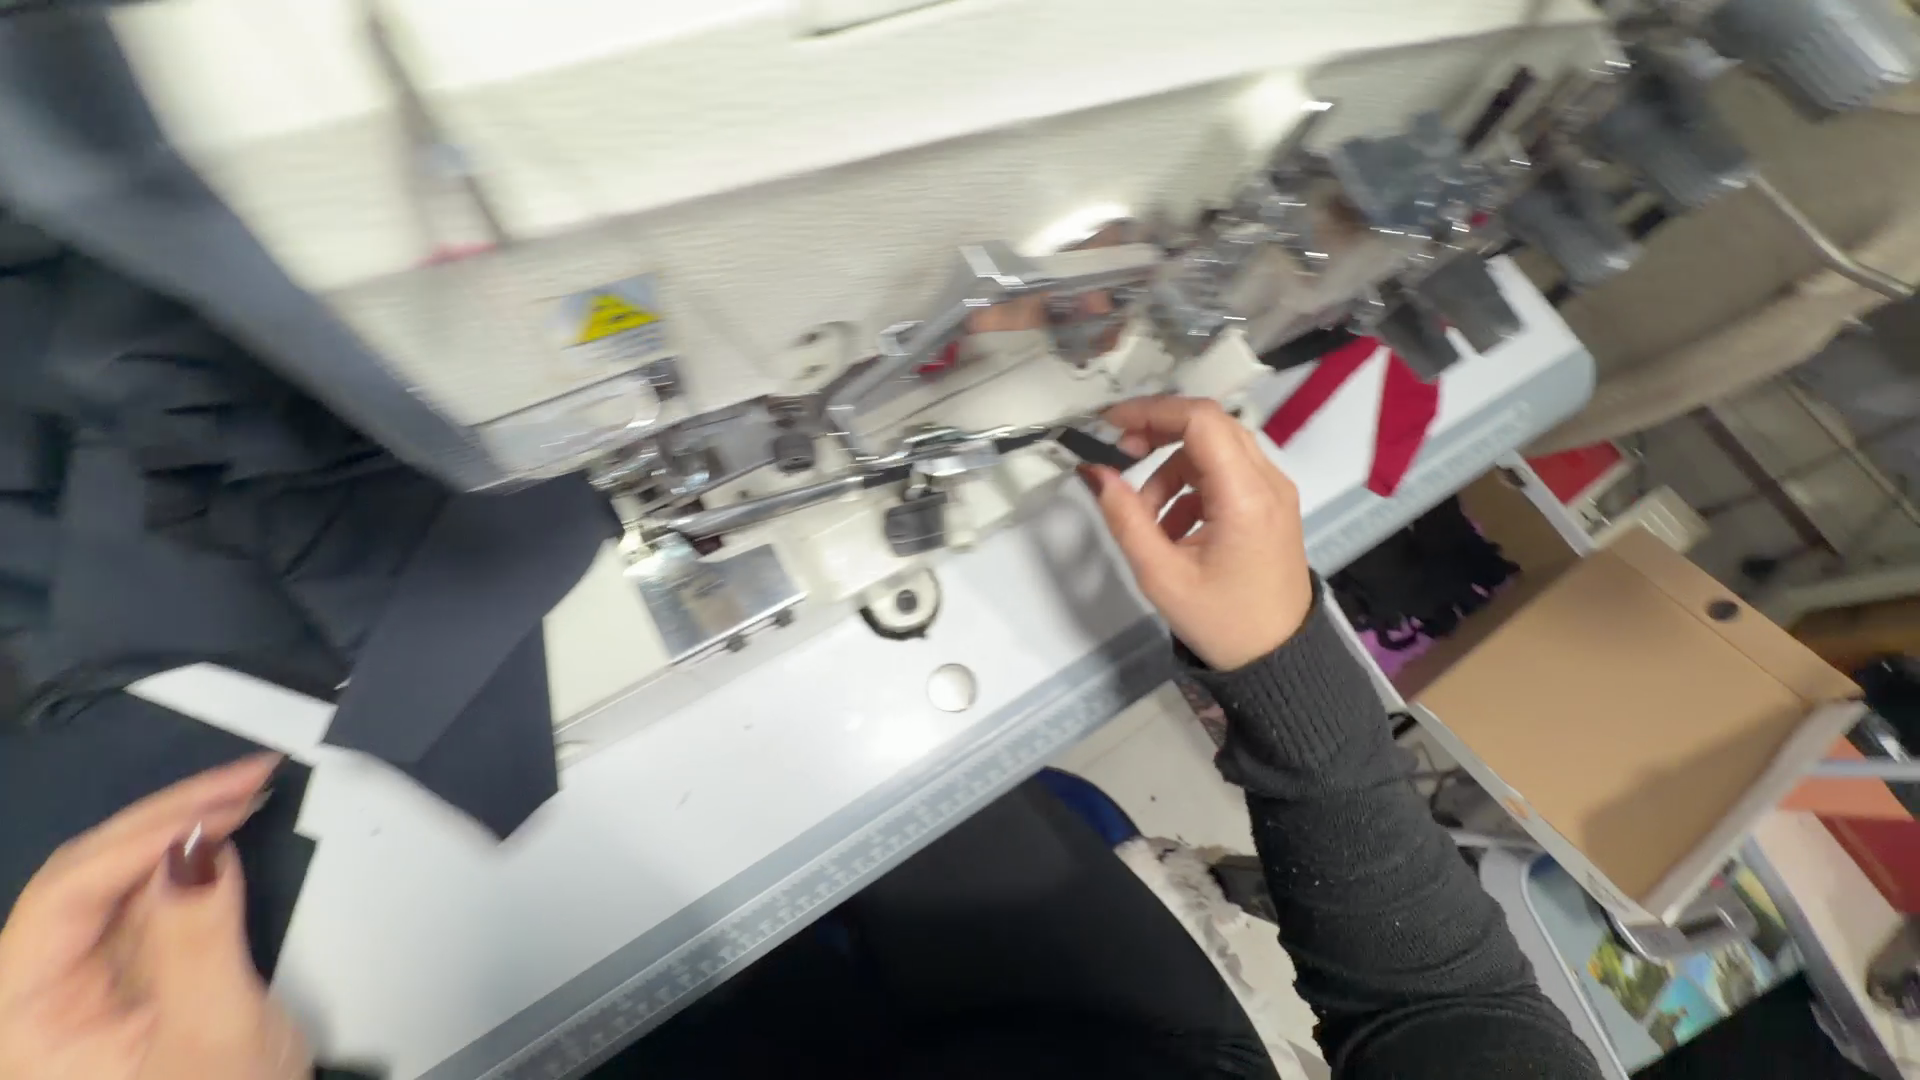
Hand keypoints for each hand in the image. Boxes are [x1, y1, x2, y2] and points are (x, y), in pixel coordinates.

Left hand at [0, 755, 312, 1079]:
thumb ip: (196, 941)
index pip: (63, 901)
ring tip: (247, 787)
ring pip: (116, 871)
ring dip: (184, 819)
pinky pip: (150, 886)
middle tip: (247, 777)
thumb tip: (195, 852)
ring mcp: (84, 972)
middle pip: (82, 876)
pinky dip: (194, 844)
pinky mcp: (132, 957)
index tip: (220, 805)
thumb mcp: (214, 1027)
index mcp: (24, 1021)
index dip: (139, 842)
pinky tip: (226, 821)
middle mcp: (35, 992)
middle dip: (167, 816)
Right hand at [1085, 396, 1314, 670]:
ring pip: (1214, 450)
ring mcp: (1274, 492)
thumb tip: (1093, 471)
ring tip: (1146, 518)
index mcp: (1246, 495)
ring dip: (1171, 470)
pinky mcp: (1270, 506)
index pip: (1201, 421)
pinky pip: (1224, 475)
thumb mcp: (1160, 574)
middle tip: (1119, 458)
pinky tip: (1172, 529)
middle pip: (1209, 426)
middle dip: (1157, 433)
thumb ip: (1124, 517)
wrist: (1278, 660)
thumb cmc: (1221, 622)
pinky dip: (1190, 489)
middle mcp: (1268, 481)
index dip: (1152, 412)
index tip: (1110, 425)